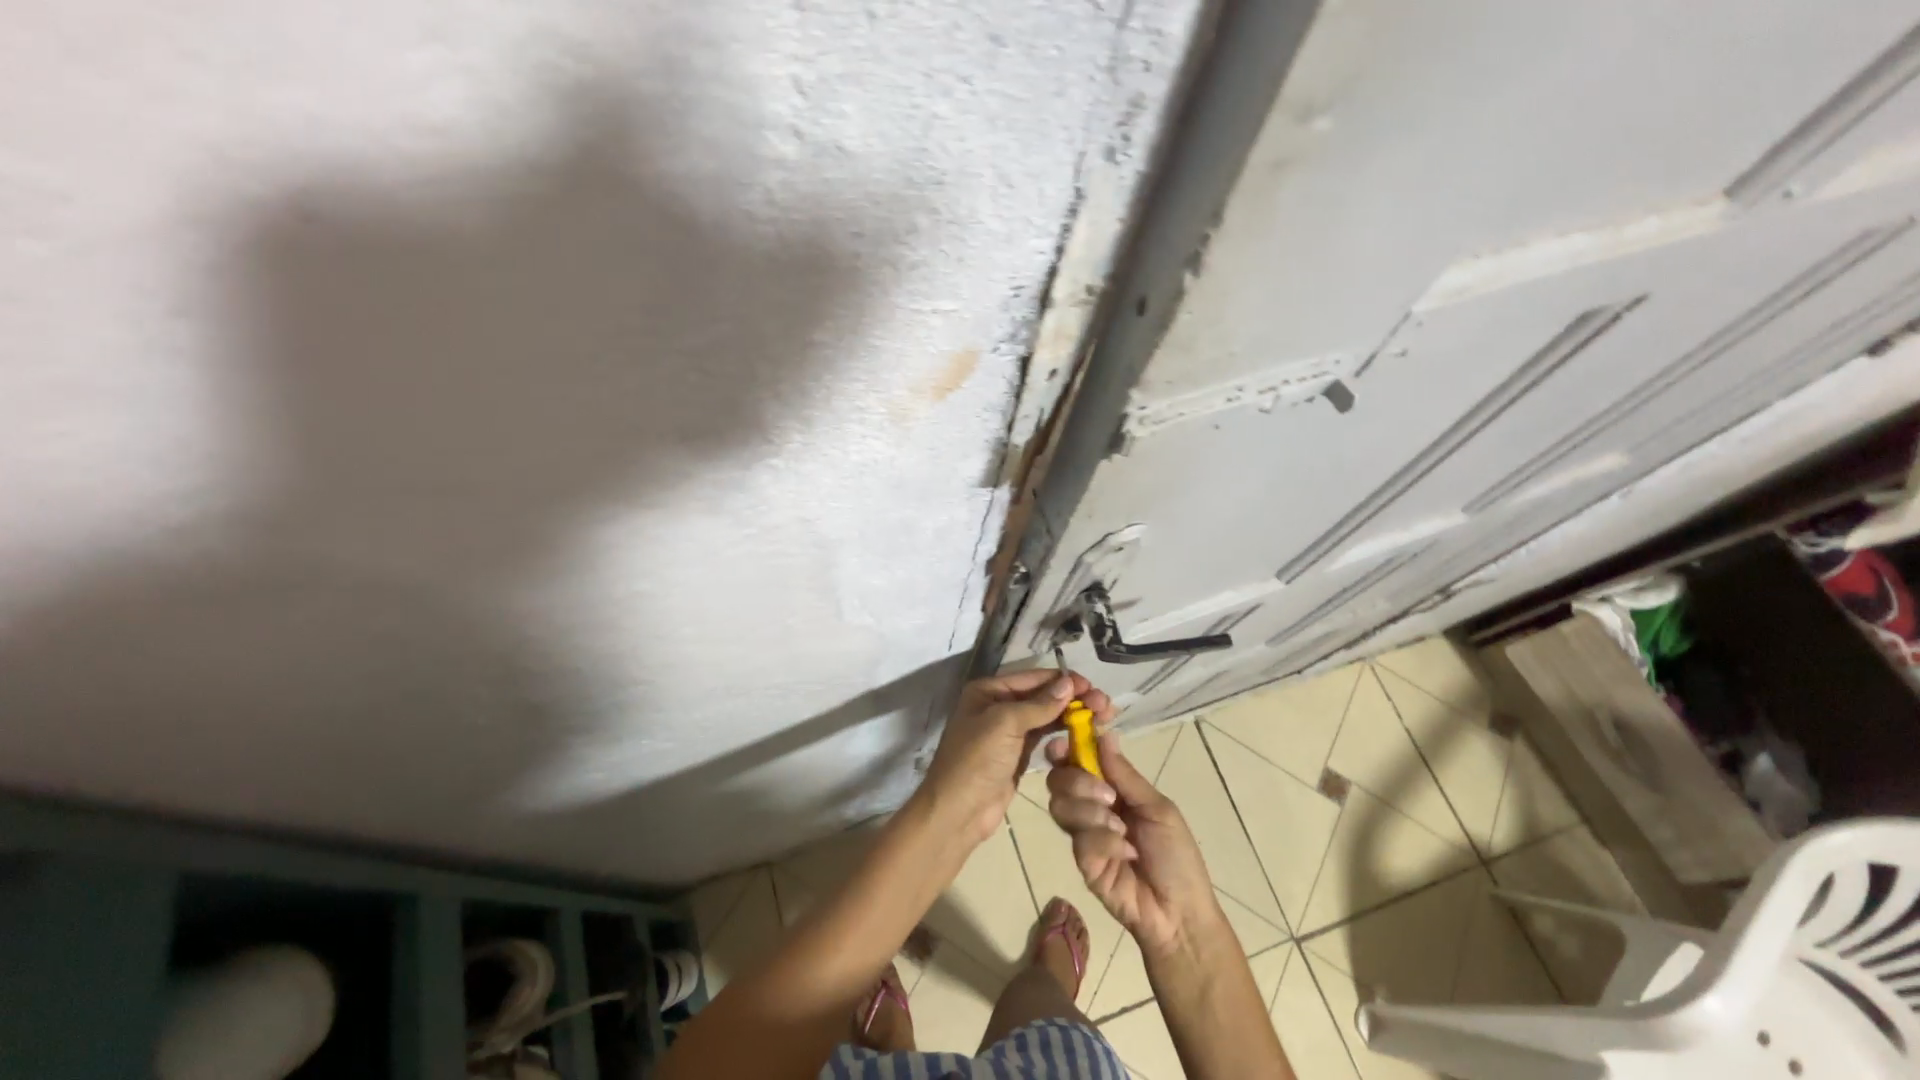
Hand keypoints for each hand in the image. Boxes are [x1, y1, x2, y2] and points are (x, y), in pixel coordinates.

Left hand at [921, 669, 1113, 844]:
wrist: (958, 811)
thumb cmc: (976, 760)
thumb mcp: (1004, 724)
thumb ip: (1038, 704)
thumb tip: (1068, 683)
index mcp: (988, 691)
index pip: (1033, 678)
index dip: (1064, 681)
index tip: (1093, 687)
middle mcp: (998, 706)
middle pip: (1043, 696)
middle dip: (1074, 698)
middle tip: (1106, 706)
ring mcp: (1008, 732)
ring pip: (1047, 716)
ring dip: (1073, 715)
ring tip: (1104, 716)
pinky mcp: (1018, 754)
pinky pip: (1045, 736)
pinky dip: (1064, 733)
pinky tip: (1085, 732)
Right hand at [1045, 734, 1221, 957]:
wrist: (1178, 910)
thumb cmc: (1176, 856)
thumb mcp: (1158, 808)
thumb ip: (1126, 775)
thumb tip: (1105, 734)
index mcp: (1112, 790)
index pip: (1078, 761)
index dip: (1067, 749)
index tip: (1064, 745)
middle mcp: (1091, 808)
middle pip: (1059, 779)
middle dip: (1078, 780)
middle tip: (1108, 796)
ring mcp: (1083, 835)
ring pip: (1060, 805)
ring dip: (1090, 811)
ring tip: (1120, 829)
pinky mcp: (1081, 860)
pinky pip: (1079, 838)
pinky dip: (1103, 841)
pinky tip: (1125, 854)